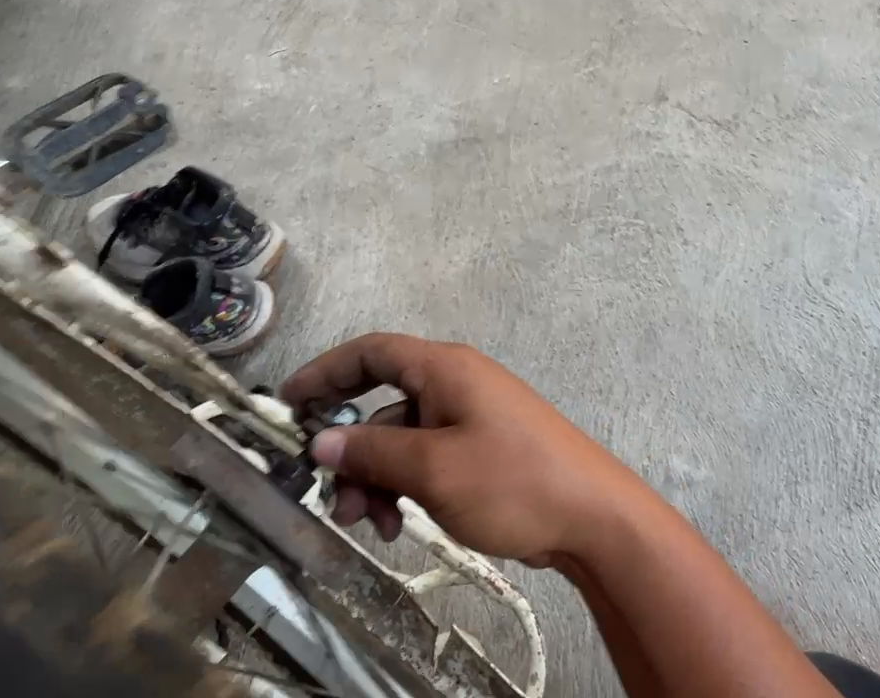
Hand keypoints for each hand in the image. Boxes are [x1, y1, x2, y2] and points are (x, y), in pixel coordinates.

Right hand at [278, 332, 644, 565]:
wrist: (591, 516)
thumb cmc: (513, 480)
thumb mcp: (434, 469)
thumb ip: (374, 453)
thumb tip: (321, 439)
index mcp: (445, 369)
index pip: (372, 352)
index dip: (326, 372)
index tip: (288, 403)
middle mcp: (454, 384)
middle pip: (382, 405)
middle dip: (352, 451)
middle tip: (331, 495)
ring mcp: (469, 418)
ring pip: (401, 440)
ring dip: (377, 480)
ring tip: (373, 526)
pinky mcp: (479, 451)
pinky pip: (426, 459)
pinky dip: (405, 488)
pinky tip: (400, 527)